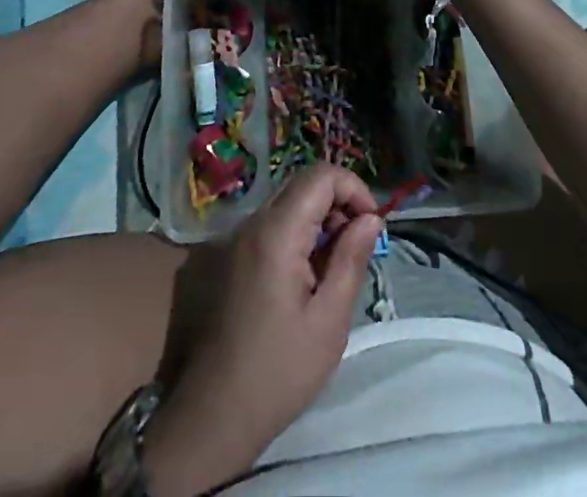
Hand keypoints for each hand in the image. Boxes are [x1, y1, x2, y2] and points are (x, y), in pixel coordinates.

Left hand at [141, 166, 382, 495]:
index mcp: (275, 234)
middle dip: (338, 204)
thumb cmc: (280, 370)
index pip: (319, 175)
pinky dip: (296, 236)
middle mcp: (250, 225)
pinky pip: (269, 227)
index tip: (372, 225)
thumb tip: (370, 219)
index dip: (353, 189)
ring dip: (318, 221)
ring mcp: (234, 240)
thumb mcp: (330, 318)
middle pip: (301, 185)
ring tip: (334, 268)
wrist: (214, 411)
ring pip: (286, 205)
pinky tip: (306, 279)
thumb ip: (350, 258)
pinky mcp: (228, 258)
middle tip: (356, 248)